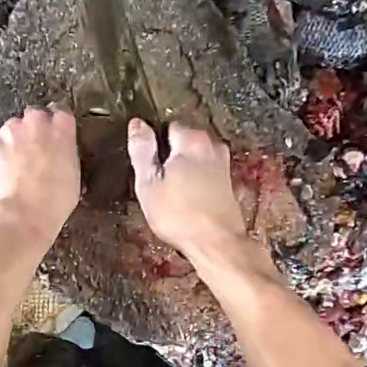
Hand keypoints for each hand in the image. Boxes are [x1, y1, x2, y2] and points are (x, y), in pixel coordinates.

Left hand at [0, 108, 80, 245]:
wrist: (25, 214)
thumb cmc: (56, 200)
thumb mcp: (74, 174)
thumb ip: (67, 153)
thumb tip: (60, 153)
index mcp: (63, 128)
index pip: (61, 113)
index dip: (57, 127)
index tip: (55, 139)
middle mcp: (37, 121)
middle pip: (35, 117)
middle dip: (35, 131)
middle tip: (35, 153)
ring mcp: (12, 129)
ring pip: (13, 128)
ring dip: (15, 141)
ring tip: (16, 166)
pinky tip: (2, 170)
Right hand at [128, 118, 249, 262]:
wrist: (216, 243)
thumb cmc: (178, 215)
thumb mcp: (149, 183)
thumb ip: (142, 150)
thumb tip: (137, 123)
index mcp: (191, 139)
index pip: (168, 126)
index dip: (155, 144)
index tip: (149, 166)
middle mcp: (212, 145)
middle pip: (184, 139)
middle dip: (172, 154)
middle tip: (159, 181)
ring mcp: (224, 163)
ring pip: (196, 156)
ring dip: (185, 167)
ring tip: (173, 191)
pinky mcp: (228, 182)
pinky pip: (206, 170)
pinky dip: (197, 178)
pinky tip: (188, 198)